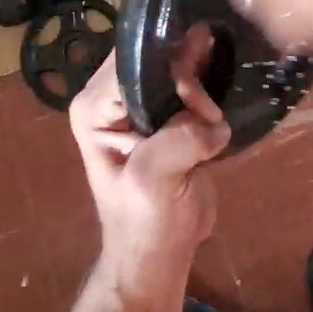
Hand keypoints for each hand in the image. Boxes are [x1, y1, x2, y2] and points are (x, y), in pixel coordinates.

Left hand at [68, 35, 231, 277]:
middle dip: (186, 73)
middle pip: (153, 57)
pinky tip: (219, 96)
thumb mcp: (154, 181)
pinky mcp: (163, 109)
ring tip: (212, 111)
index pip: (131, 61)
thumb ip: (177, 140)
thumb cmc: (145, 222)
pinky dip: (205, 83)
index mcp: (93, 106)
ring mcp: (138, 100)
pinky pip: (186, 79)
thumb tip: (214, 122)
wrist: (159, 253)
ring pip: (172, 64)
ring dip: (199, 77)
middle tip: (208, 109)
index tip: (196, 97)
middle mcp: (110, 95)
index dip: (166, 68)